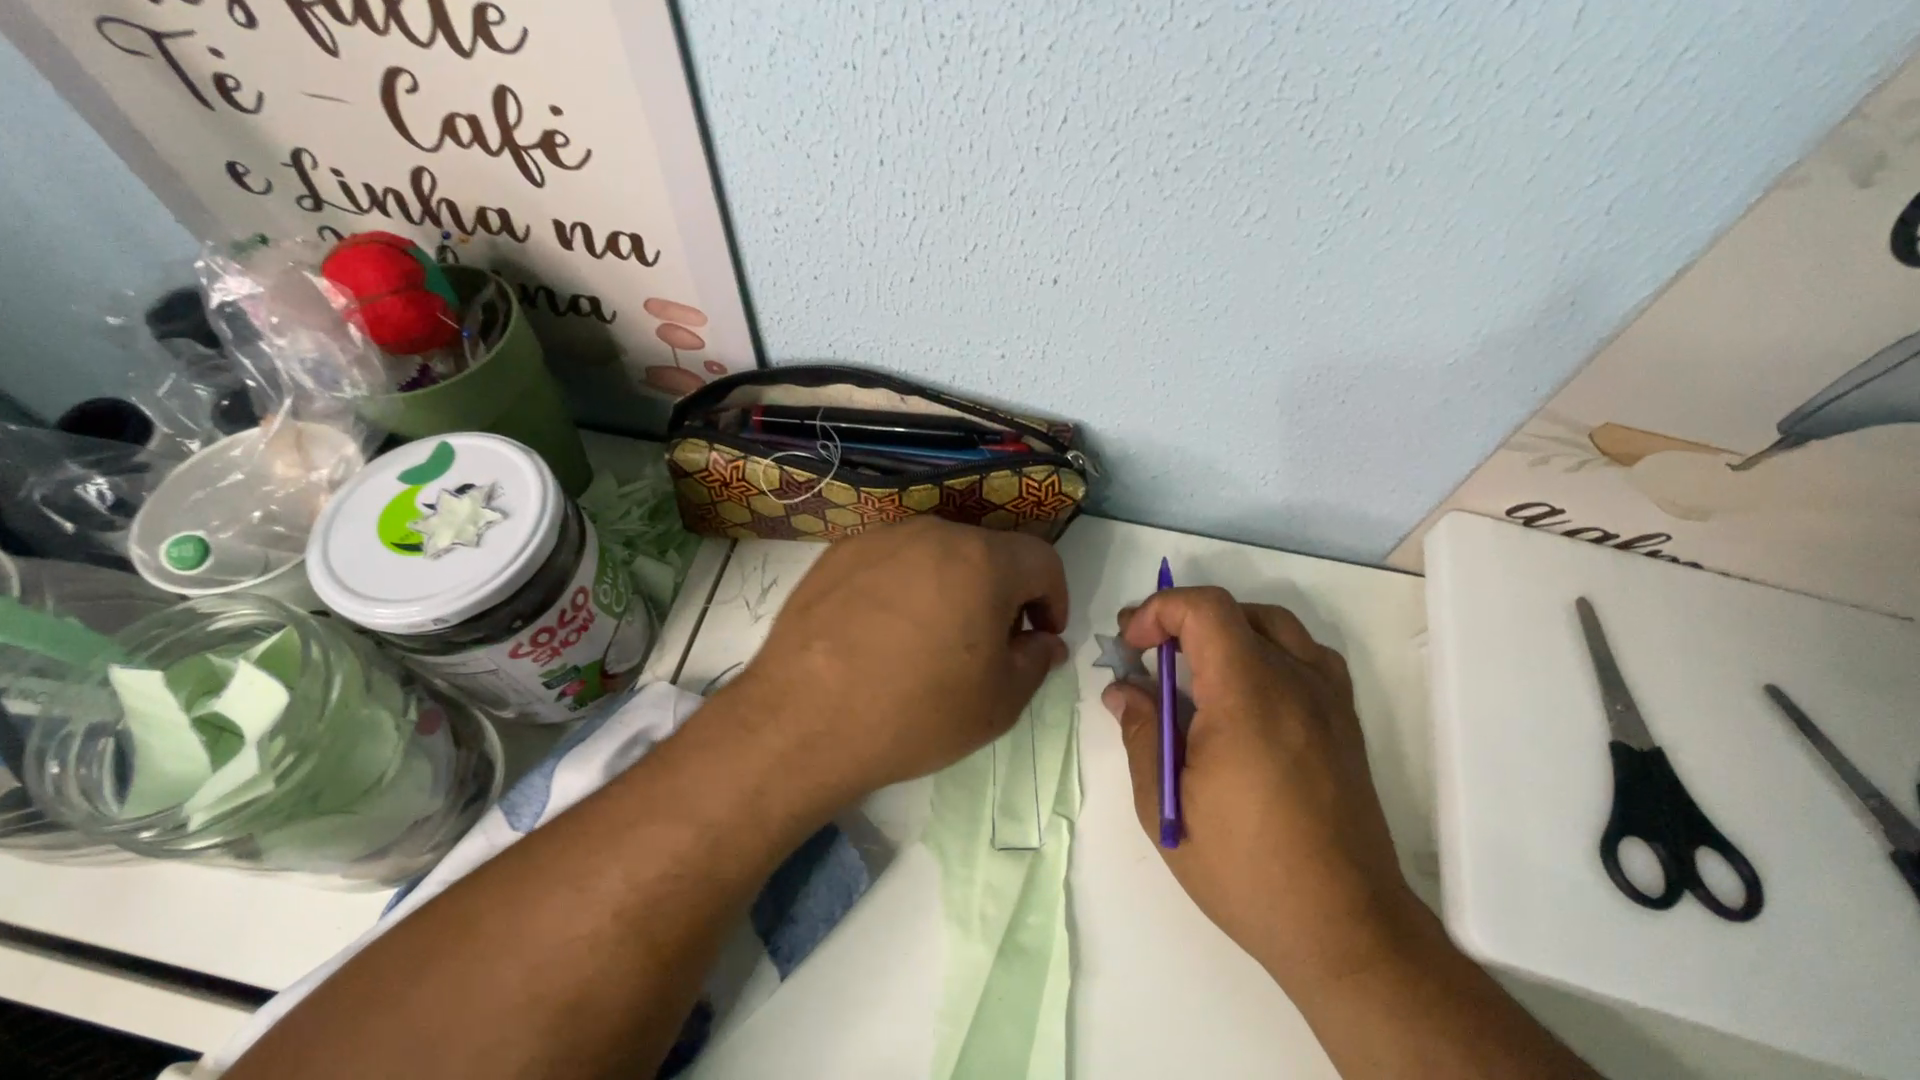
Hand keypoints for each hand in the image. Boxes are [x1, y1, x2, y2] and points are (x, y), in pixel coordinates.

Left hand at [724, 518, 1069, 804]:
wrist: (804, 720)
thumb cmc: (917, 712)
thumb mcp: (998, 703)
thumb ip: (1034, 662)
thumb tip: (1043, 642)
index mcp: (983, 560)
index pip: (1041, 560)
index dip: (1053, 598)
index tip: (1042, 636)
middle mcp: (932, 534)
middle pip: (987, 553)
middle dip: (1001, 594)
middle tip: (990, 644)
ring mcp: (878, 541)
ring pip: (935, 555)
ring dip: (950, 588)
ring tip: (932, 641)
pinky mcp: (835, 556)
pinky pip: (889, 564)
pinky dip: (902, 590)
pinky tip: (884, 635)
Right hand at [1103, 587, 1424, 991]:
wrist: (1343, 924)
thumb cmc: (1244, 869)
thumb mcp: (1166, 807)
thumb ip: (1143, 734)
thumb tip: (1125, 690)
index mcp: (1247, 695)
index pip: (1204, 609)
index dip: (1158, 610)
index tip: (1130, 646)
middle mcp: (1296, 682)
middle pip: (1235, 612)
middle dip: (1181, 621)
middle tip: (1146, 657)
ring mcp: (1329, 700)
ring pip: (1275, 626)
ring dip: (1225, 632)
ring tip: (1193, 671)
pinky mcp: (1347, 723)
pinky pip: (1307, 656)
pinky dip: (1268, 651)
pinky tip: (1246, 694)